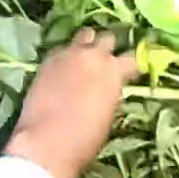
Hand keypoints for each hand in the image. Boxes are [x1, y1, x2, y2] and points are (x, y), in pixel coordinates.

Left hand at [3, 27, 136, 177]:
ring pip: (85, 34)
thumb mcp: (108, 116)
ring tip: (84, 57)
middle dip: (108, 48)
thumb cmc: (84, 139)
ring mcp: (70, 53)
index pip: (132, 58)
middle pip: (107, 38)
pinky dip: (67, 55)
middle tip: (105, 61)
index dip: (132, 66)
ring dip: (88, 43)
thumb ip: (110, 92)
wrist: (46, 142)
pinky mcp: (50, 57)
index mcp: (114, 71)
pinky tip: (63, 69)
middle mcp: (93, 55)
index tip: (131, 72)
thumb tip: (108, 86)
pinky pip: (64, 48)